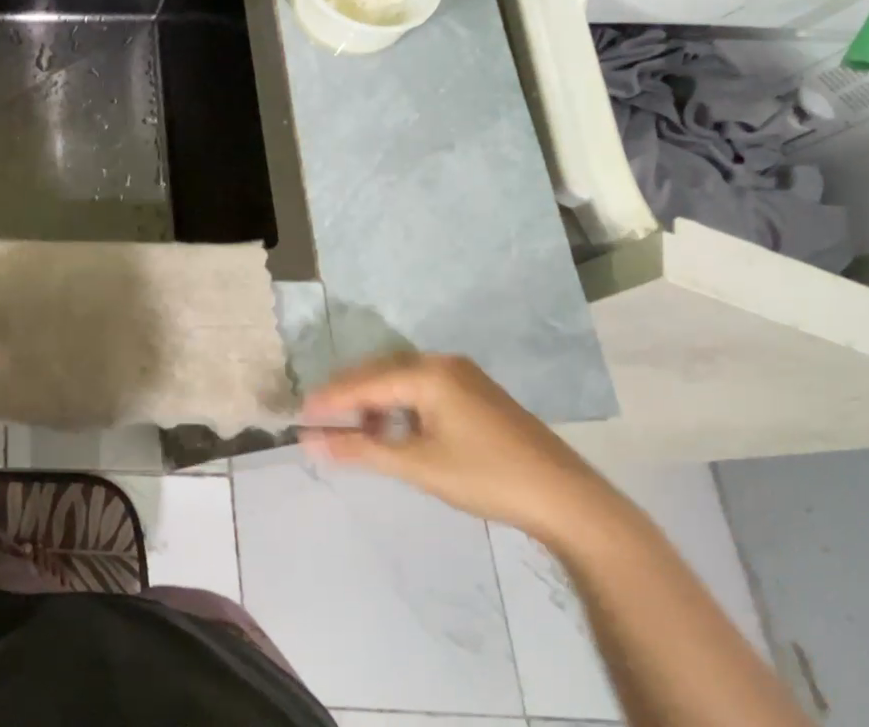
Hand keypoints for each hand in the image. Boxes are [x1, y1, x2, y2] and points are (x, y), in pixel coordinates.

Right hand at [301, 353, 621, 542]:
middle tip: (319, 421)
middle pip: (379, 374)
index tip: (298, 415)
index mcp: (428, 374)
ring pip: (400, 382)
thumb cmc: (488, 478)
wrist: (570, 502)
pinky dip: (399, 408)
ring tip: (354, 432)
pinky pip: (422, 391)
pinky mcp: (479, 396)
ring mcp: (465, 378)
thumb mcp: (416, 465)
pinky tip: (393, 432)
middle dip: (347, 397)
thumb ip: (359, 449)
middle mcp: (444, 365)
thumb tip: (308, 442)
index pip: (362, 382)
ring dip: (373, 404)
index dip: (328, 399)